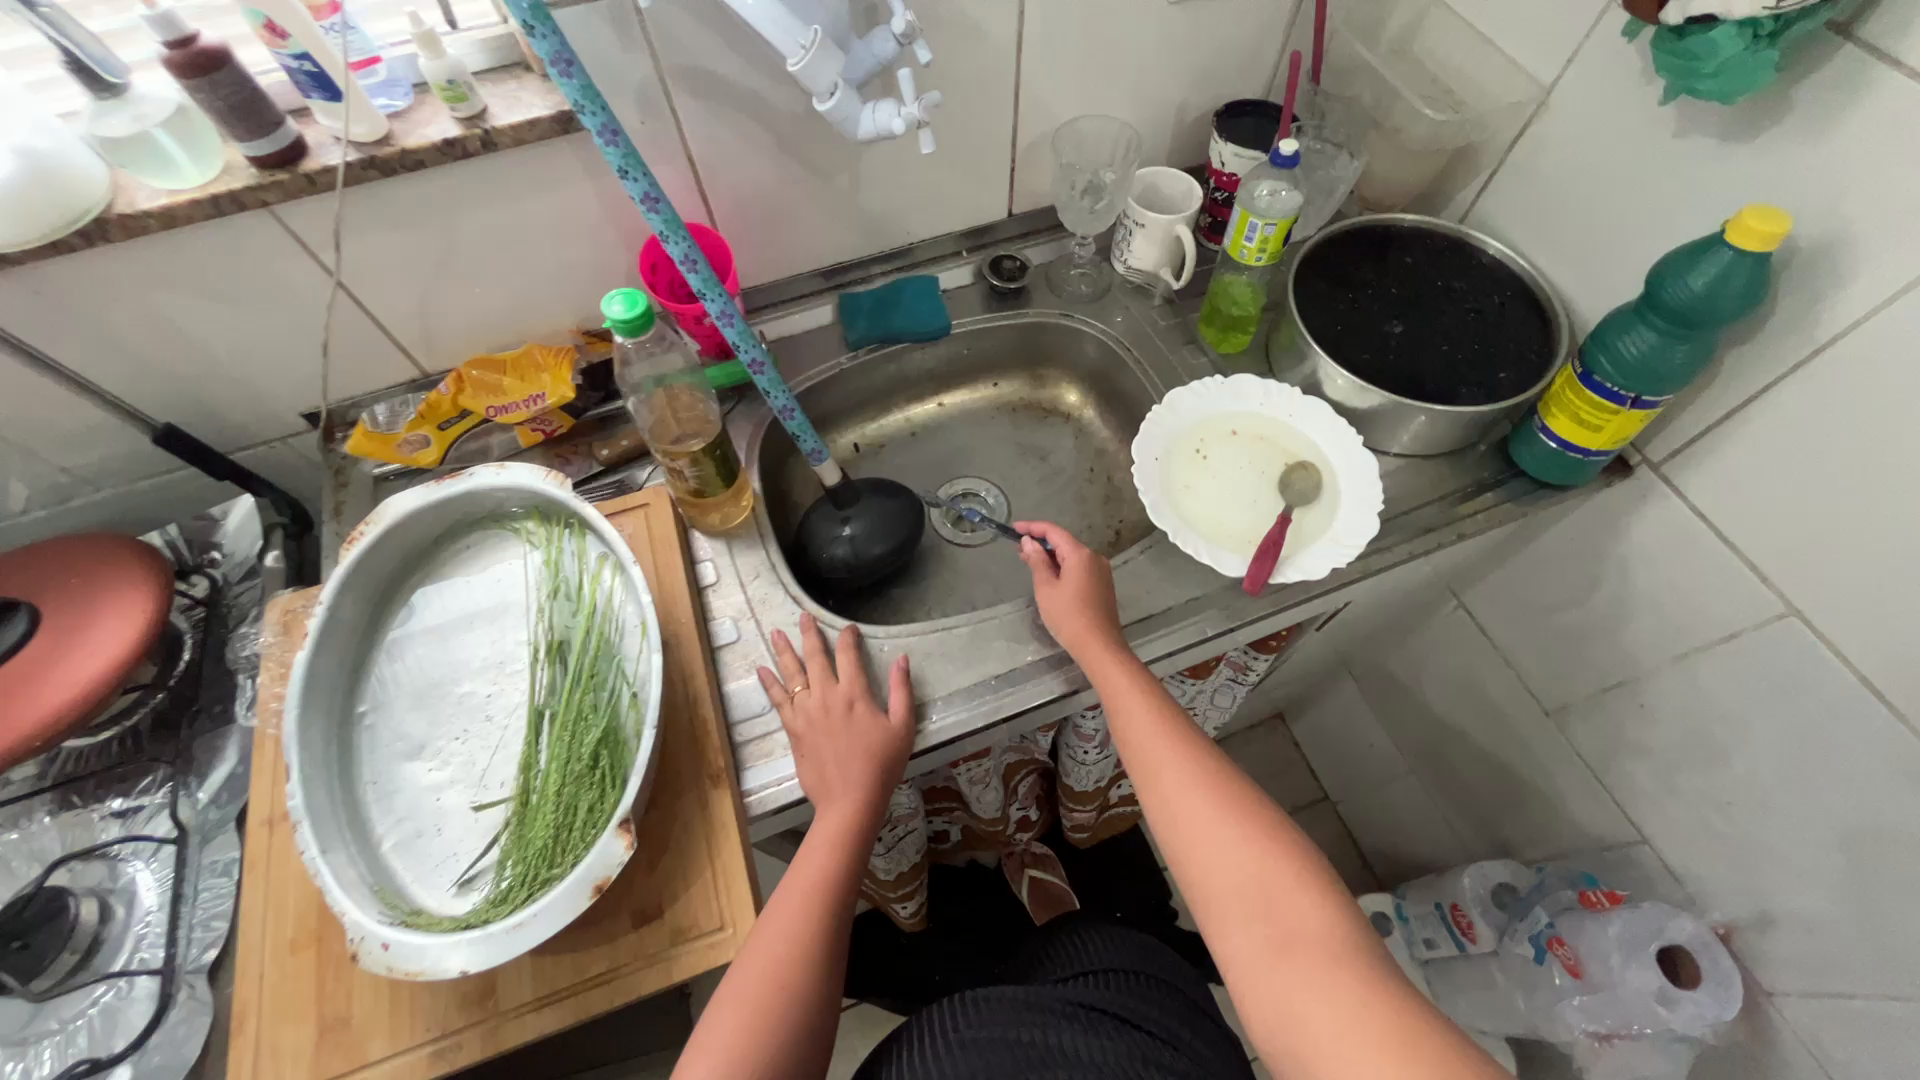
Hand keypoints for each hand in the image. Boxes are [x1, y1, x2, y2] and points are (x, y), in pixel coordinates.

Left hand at [757, 613, 913, 829]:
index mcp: (856, 693)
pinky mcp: (794, 729)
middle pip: (816, 657)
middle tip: (803, 616)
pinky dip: (769, 684)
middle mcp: (827, 696)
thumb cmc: (881, 765)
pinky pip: (778, 700)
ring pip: (792, 674)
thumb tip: (902, 659)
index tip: (848, 629)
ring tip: (774, 633)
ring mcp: (807, 712)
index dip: (848, 637)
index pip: (849, 654)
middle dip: (810, 634)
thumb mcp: (903, 726)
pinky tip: (761, 671)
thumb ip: (902, 690)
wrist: (850, 800)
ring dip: (784, 651)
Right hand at [1013, 521, 1125, 661]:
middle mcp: (1094, 557)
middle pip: (1064, 543)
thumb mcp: (1046, 588)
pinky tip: (1049, 576)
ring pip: (1072, 556)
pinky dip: (1062, 567)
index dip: (1032, 528)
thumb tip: (1029, 541)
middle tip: (1017, 549)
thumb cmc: (1068, 617)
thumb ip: (1037, 561)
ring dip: (1051, 557)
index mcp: (1080, 554)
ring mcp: (1101, 571)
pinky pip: (1079, 568)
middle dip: (1041, 544)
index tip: (1014, 528)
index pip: (1053, 531)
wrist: (1099, 646)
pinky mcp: (1102, 584)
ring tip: (1029, 561)